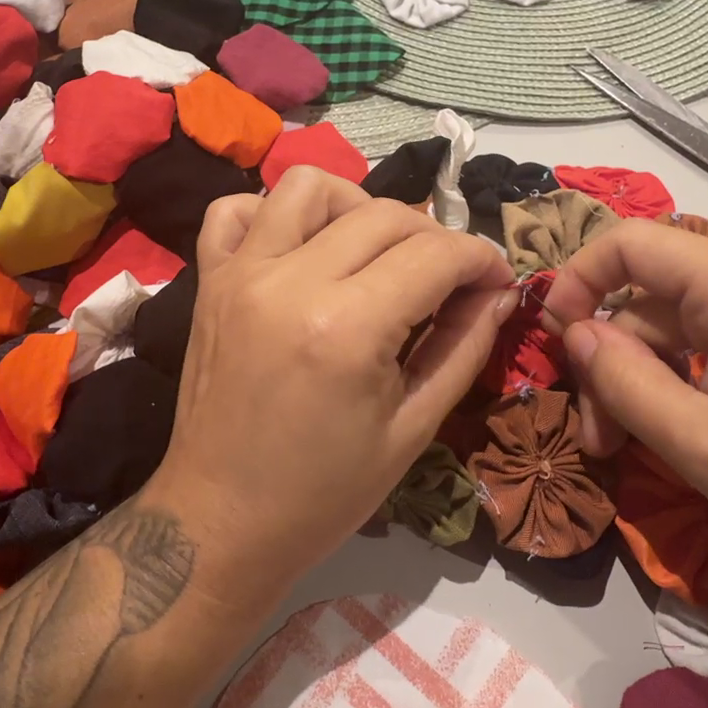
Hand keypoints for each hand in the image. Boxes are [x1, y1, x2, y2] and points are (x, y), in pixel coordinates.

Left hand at [146, 167, 515, 595]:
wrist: (220, 520)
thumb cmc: (324, 492)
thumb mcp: (413, 429)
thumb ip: (463, 348)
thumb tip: (497, 291)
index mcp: (348, 328)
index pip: (435, 254)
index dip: (480, 258)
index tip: (496, 280)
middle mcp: (292, 282)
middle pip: (384, 213)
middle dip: (435, 237)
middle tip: (448, 279)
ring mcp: (242, 274)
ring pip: (309, 186)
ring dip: (358, 206)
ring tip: (374, 254)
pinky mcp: (209, 280)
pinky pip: (235, 210)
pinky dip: (274, 214)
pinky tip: (301, 249)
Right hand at [541, 220, 707, 608]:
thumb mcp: (706, 449)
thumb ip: (624, 382)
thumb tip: (574, 332)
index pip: (632, 243)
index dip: (576, 279)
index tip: (553, 340)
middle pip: (656, 293)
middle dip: (614, 356)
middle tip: (601, 438)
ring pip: (688, 321)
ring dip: (650, 376)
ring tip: (636, 447)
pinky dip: (691, 377)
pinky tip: (689, 430)